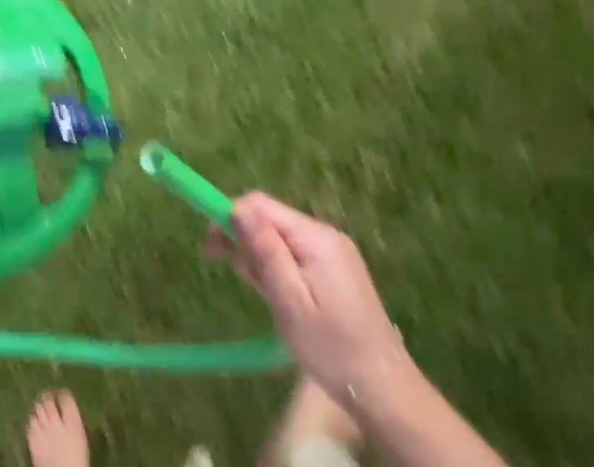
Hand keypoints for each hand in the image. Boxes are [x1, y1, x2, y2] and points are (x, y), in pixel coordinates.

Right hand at [206, 192, 412, 402]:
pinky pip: (293, 254)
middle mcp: (326, 236)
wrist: (382, 387)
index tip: (211, 250)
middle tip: (238, 278)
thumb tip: (236, 208)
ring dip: (260, 260)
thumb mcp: (289, 300)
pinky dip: (277, 270)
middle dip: (244, 242)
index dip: (228, 218)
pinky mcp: (334, 269)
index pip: (259, 205)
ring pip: (277, 238)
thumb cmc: (330, 347)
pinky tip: (281, 297)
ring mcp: (333, 252)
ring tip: (267, 296)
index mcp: (316, 239)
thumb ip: (264, 251)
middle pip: (268, 219)